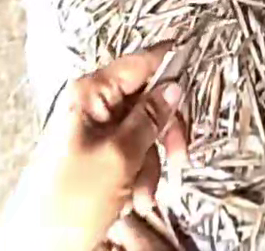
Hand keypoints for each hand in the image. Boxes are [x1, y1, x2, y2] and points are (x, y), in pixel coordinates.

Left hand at [0, 49, 188, 250]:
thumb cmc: (69, 202)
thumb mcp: (119, 158)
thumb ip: (150, 118)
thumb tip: (175, 86)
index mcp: (91, 92)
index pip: (140, 63)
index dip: (170, 67)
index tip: (194, 75)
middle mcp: (91, 104)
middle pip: (146, 99)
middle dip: (163, 132)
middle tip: (178, 157)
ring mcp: (92, 131)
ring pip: (142, 131)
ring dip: (150, 164)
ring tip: (141, 197)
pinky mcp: (93, 158)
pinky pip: (129, 154)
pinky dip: (137, 176)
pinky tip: (130, 202)